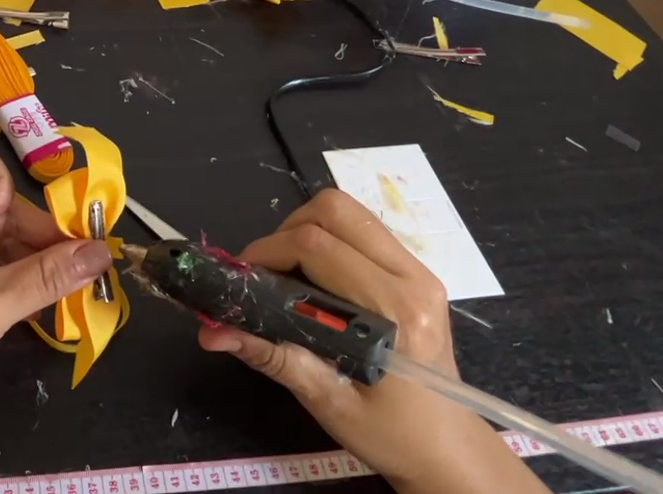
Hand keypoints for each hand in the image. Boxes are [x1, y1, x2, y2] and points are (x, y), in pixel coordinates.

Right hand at [196, 190, 543, 493]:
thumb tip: (211, 333)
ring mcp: (418, 270)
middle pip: (334, 210)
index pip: (317, 245)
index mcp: (395, 310)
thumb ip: (272, 357)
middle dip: (286, 230)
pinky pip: (360, 227)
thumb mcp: (328, 401)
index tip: (242, 275)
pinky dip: (327, 236)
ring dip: (306, 228)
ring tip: (288, 269)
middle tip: (266, 269)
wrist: (451, 452)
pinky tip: (316, 275)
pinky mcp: (416, 270)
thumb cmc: (393, 434)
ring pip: (347, 211)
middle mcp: (412, 278)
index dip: (268, 250)